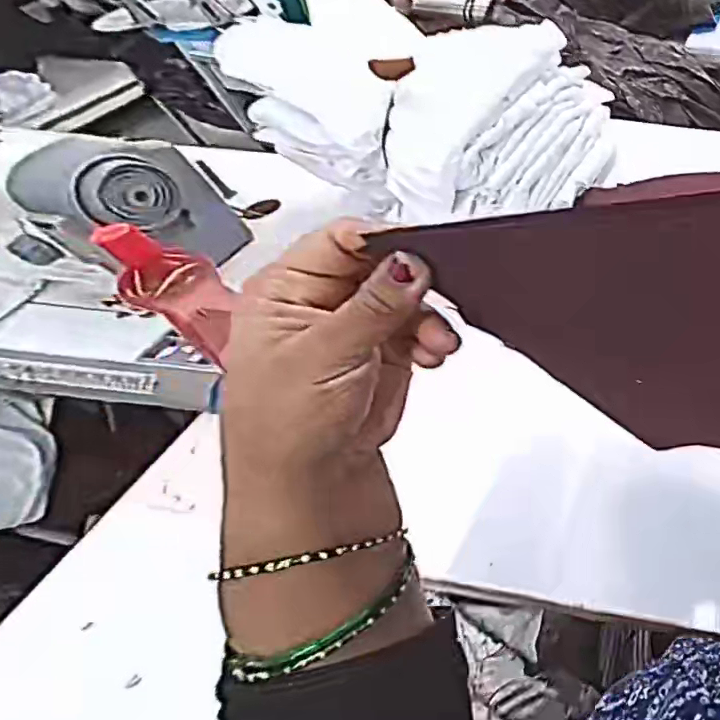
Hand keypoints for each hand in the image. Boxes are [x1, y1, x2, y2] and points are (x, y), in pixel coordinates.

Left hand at [220, 219, 459, 482]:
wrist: (313, 478)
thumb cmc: (285, 425)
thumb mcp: (327, 354)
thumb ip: (374, 304)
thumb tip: (409, 262)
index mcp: (287, 289)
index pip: (341, 240)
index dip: (384, 241)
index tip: (423, 251)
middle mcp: (323, 302)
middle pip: (384, 266)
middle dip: (416, 285)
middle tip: (432, 300)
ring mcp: (358, 326)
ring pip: (410, 297)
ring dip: (430, 318)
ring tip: (434, 343)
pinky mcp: (387, 348)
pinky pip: (423, 326)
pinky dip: (435, 338)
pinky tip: (430, 355)